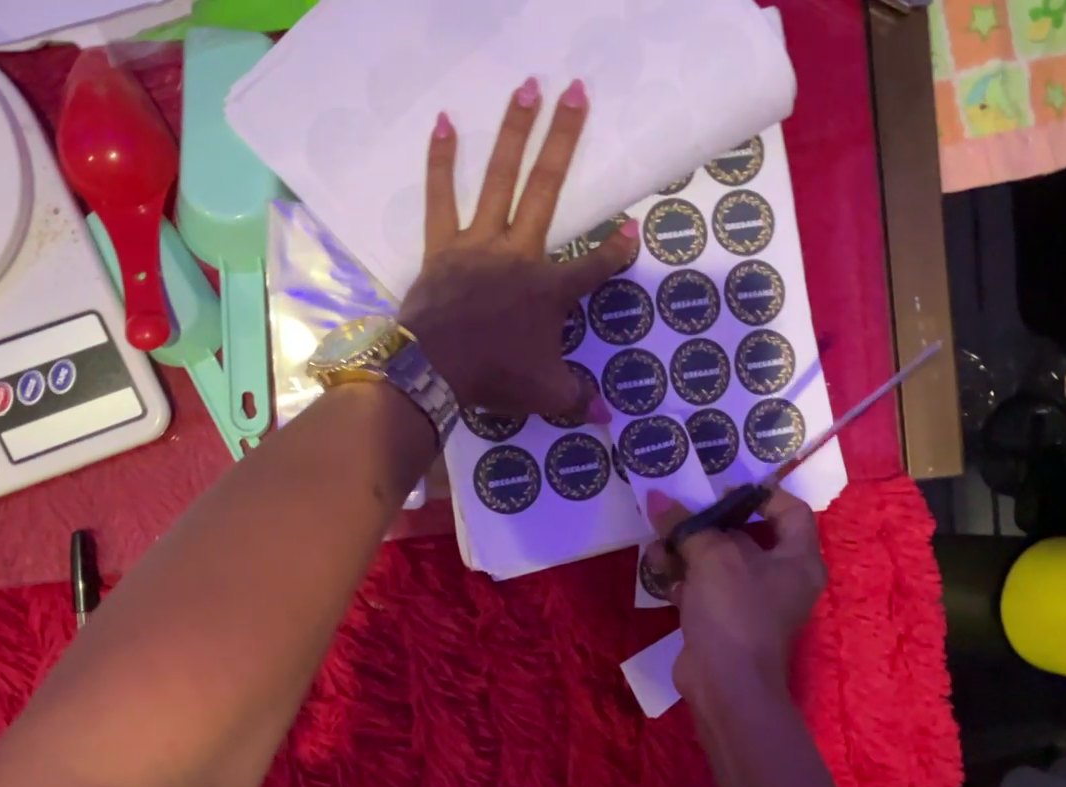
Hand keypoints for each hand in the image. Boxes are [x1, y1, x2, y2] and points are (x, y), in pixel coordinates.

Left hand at [400, 77, 633, 421]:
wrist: (433, 371)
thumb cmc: (495, 378)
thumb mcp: (546, 394)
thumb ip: (576, 399)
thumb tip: (605, 418)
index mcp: (550, 291)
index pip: (593, 267)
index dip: (615, 251)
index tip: (631, 231)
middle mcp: (519, 255)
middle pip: (548, 191)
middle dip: (565, 142)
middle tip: (578, 94)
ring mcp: (480, 245)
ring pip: (502, 181)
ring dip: (515, 133)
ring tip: (527, 89)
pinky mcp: (443, 247)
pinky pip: (441, 199)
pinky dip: (442, 162)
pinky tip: (446, 122)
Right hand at [642, 489, 826, 706]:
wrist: (725, 684)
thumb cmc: (735, 611)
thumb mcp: (713, 557)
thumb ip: (687, 525)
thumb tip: (658, 497)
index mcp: (797, 559)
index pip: (790, 510)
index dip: (759, 494)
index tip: (722, 488)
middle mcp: (780, 578)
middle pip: (745, 535)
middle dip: (707, 522)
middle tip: (677, 509)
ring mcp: (750, 601)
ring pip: (717, 561)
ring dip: (686, 548)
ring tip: (657, 540)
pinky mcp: (723, 620)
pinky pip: (702, 587)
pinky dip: (682, 576)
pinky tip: (657, 567)